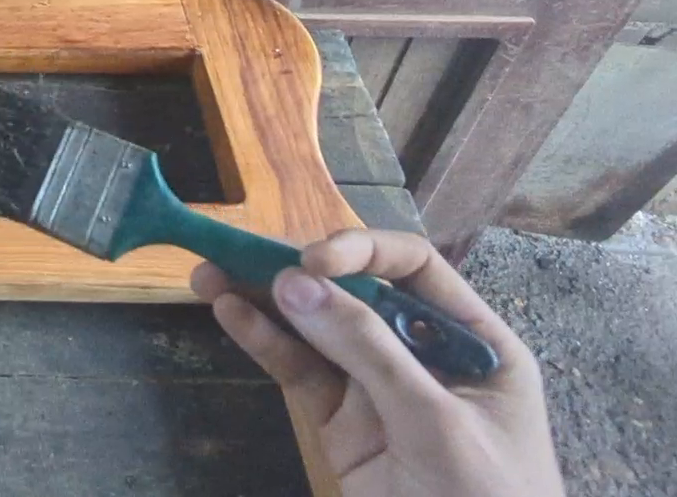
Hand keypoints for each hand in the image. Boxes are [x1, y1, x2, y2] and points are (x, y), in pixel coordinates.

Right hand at [193, 229, 563, 496]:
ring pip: (308, 322)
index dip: (358, 251)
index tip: (309, 262)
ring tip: (205, 276)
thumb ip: (366, 349)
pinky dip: (259, 337)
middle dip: (288, 269)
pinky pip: (293, 364)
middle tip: (228, 251)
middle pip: (346, 288)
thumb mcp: (436, 426)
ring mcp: (372, 383)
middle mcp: (418, 350)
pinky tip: (227, 313)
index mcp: (470, 342)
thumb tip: (292, 281)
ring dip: (257, 297)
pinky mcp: (335, 414)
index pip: (410, 268)